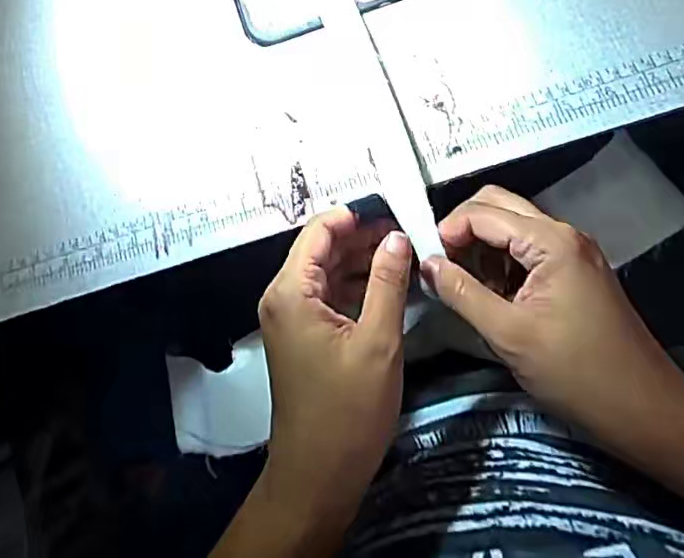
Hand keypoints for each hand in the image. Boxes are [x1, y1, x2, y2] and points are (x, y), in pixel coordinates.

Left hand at [256, 207, 413, 513]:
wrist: (318, 474)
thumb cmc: (348, 411)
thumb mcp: (377, 342)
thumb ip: (386, 282)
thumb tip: (395, 237)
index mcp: (290, 290)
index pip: (317, 232)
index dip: (353, 216)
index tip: (389, 210)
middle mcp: (281, 295)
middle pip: (319, 249)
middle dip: (359, 237)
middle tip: (402, 232)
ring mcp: (288, 315)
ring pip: (324, 271)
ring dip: (358, 261)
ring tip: (399, 253)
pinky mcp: (300, 333)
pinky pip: (325, 295)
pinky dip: (352, 286)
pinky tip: (383, 284)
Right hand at [421, 186, 683, 454]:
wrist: (654, 418)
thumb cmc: (581, 376)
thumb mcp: (509, 335)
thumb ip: (461, 292)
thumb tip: (427, 263)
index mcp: (551, 242)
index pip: (481, 213)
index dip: (448, 231)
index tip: (428, 260)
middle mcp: (564, 234)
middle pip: (497, 205)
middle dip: (463, 228)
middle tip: (443, 263)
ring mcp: (574, 251)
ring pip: (511, 224)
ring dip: (482, 244)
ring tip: (466, 283)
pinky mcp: (577, 270)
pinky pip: (527, 247)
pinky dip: (502, 259)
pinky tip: (494, 293)